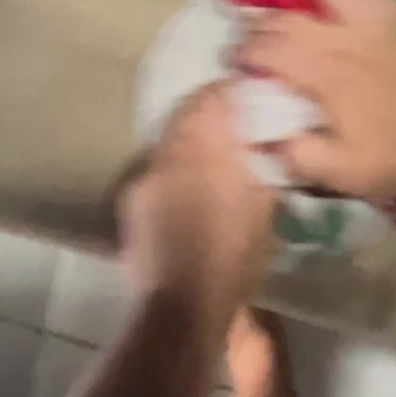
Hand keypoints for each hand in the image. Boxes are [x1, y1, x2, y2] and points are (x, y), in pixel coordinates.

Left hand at [120, 83, 276, 317]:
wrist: (183, 305)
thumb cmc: (235, 259)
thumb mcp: (264, 208)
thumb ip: (260, 164)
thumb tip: (260, 140)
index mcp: (210, 148)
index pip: (215, 97)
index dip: (229, 91)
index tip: (242, 92)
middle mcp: (173, 150)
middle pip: (187, 112)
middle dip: (206, 110)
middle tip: (226, 119)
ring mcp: (147, 172)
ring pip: (168, 138)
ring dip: (187, 137)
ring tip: (205, 153)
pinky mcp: (131, 196)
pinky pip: (155, 166)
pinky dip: (171, 166)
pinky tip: (183, 186)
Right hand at [237, 0, 395, 200]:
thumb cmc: (389, 160)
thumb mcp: (337, 173)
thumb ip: (294, 153)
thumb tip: (261, 134)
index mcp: (326, 75)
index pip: (270, 49)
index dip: (244, 53)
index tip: (233, 63)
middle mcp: (344, 42)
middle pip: (287, 19)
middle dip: (259, 28)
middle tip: (247, 44)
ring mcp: (370, 30)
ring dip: (294, 5)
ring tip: (281, 19)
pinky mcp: (391, 28)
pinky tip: (327, 4)